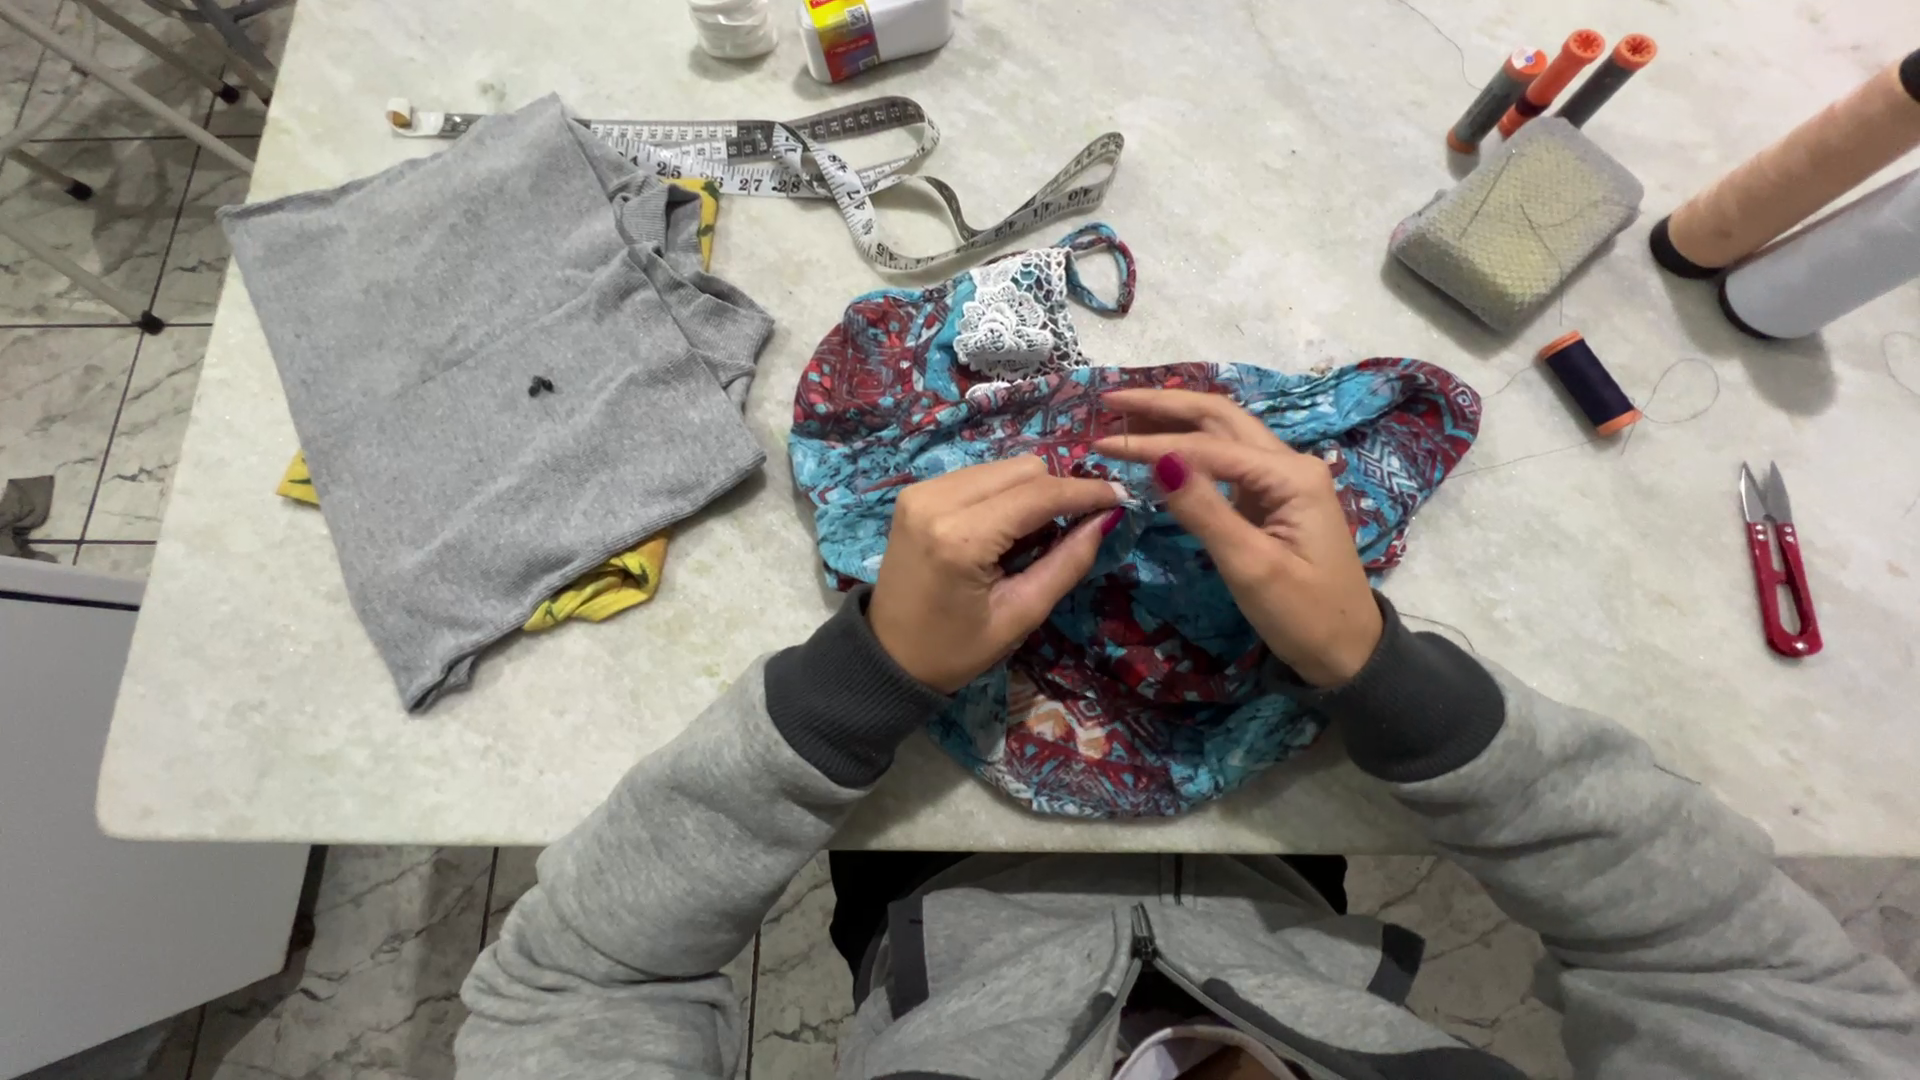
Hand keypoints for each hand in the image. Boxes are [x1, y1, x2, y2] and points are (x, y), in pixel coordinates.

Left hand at [869, 456, 1125, 692]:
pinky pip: (978, 475)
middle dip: (1058, 492)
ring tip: (1035, 536)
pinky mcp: (915, 492)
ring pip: (1001, 467)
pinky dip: (1002, 494)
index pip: (1039, 494)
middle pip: (1023, 469)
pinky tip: (1005, 529)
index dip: (1086, 492)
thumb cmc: (954, 649)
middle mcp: (937, 500)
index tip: (1121, 496)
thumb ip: (1066, 563)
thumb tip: (1106, 518)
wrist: (886, 656)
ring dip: (1030, 492)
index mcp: (960, 537)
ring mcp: (921, 491)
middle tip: (1075, 528)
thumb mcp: (1019, 614)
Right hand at [1093, 389, 1381, 686]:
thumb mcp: (1251, 566)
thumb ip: (1205, 511)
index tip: (1101, 443)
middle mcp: (1288, 464)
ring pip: (1222, 432)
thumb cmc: (1304, 614)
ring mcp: (1280, 479)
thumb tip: (1159, 461)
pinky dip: (1187, 445)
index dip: (1152, 442)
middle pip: (1218, 417)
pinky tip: (1160, 444)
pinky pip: (1224, 459)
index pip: (1207, 446)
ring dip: (1174, 418)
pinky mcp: (1269, 497)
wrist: (1348, 651)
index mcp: (1290, 476)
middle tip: (1110, 399)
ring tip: (1124, 412)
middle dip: (1163, 404)